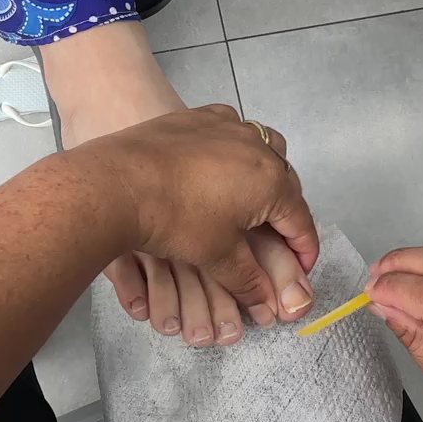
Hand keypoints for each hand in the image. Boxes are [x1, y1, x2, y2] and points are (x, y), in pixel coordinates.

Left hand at [43, 23, 313, 343]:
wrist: (118, 182)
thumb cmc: (176, 220)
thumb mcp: (217, 256)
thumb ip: (249, 281)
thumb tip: (268, 306)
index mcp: (273, 180)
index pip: (301, 220)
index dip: (304, 250)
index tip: (300, 269)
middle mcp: (258, 145)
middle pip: (285, 182)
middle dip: (285, 213)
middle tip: (273, 240)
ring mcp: (227, 124)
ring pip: (260, 150)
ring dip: (262, 175)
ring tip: (247, 201)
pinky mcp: (197, 116)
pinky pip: (227, 132)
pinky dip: (230, 150)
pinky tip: (215, 169)